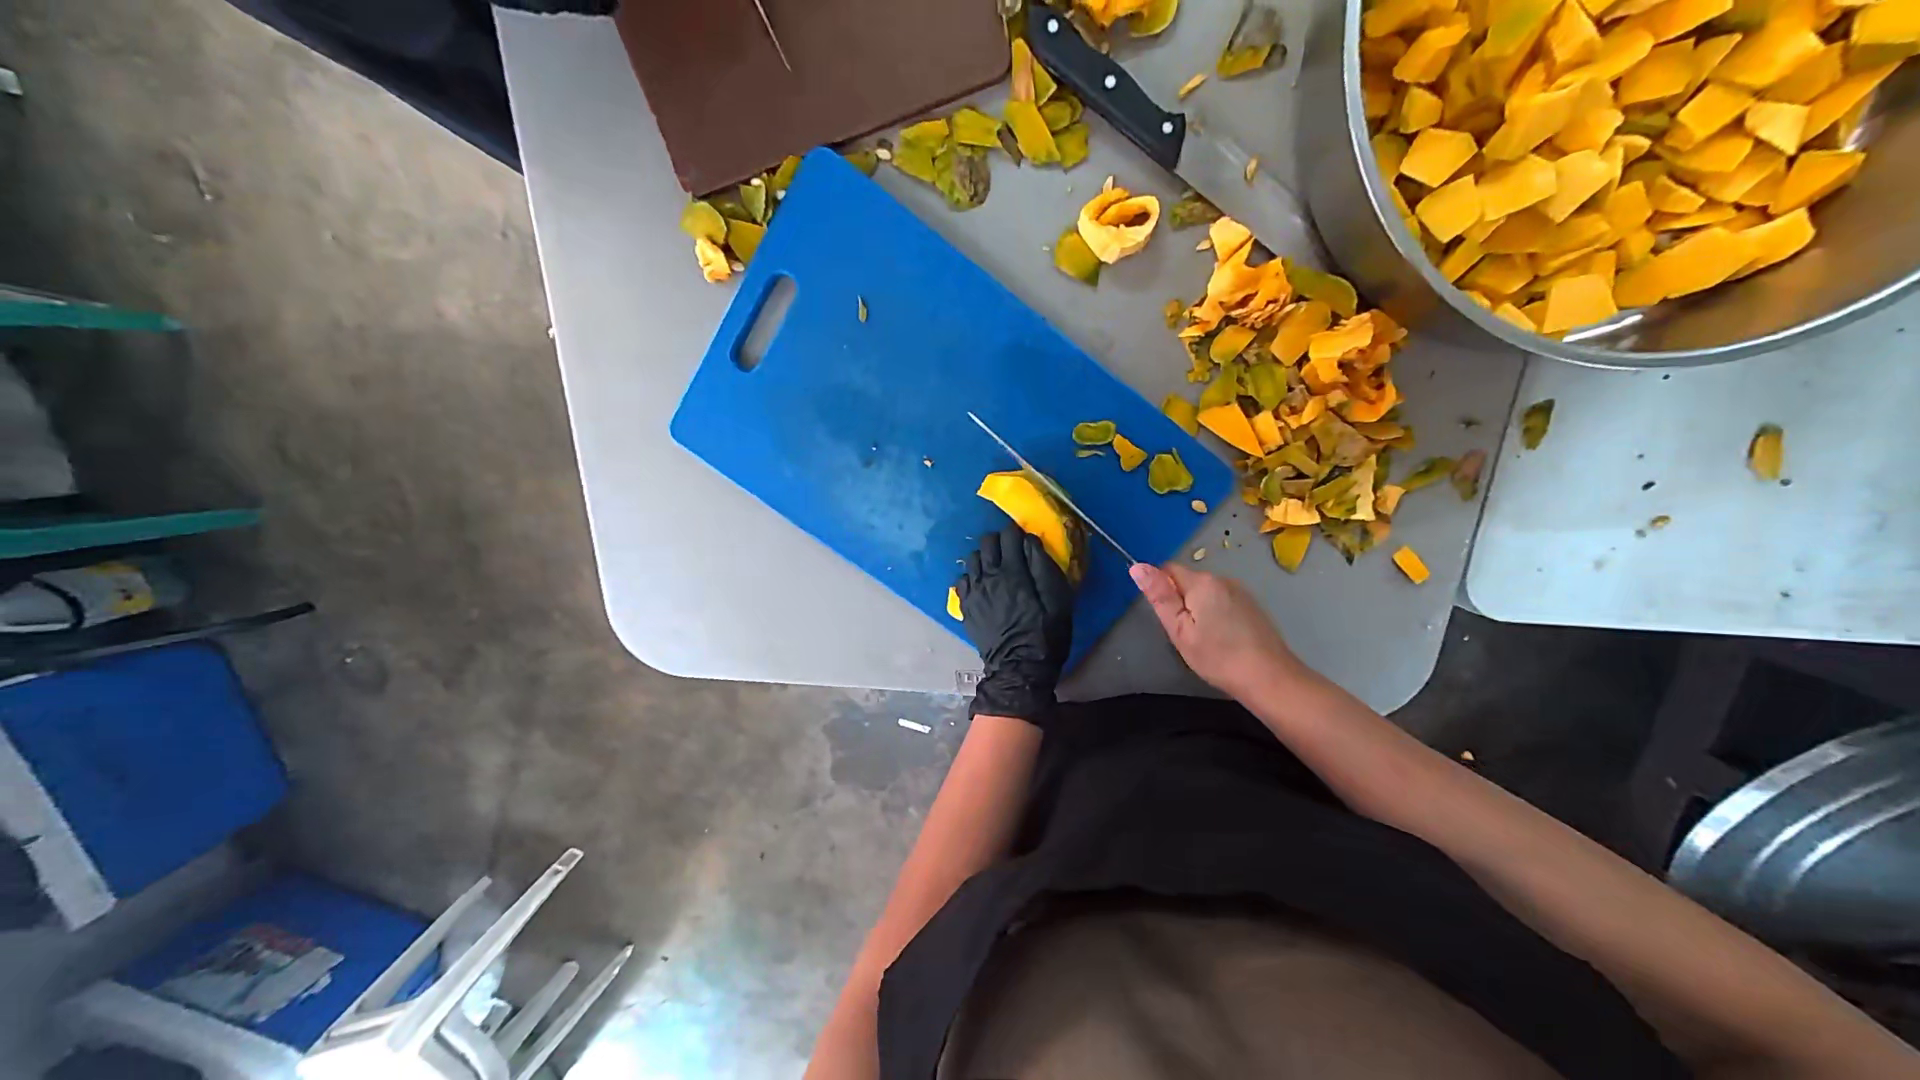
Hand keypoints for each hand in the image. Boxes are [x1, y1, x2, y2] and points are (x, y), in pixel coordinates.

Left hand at [953, 524, 1075, 723]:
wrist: (1019, 667)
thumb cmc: (1045, 634)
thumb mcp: (1057, 600)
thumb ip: (1043, 567)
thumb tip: (1030, 541)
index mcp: (1013, 572)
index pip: (1008, 535)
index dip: (1017, 533)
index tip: (1024, 539)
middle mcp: (988, 576)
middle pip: (986, 542)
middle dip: (999, 541)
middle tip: (1011, 553)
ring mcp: (973, 591)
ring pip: (972, 558)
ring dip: (985, 557)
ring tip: (996, 568)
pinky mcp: (965, 606)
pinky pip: (962, 579)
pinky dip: (972, 576)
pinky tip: (983, 585)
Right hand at [1130, 562, 1297, 695]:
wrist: (1269, 678)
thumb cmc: (1217, 657)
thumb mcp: (1179, 630)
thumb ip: (1160, 596)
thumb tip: (1138, 566)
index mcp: (1202, 582)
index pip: (1168, 569)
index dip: (1161, 590)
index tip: (1168, 617)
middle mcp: (1223, 579)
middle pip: (1188, 582)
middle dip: (1181, 603)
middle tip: (1186, 635)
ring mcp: (1241, 592)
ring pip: (1206, 594)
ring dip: (1199, 610)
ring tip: (1206, 640)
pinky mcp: (1252, 606)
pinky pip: (1223, 602)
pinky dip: (1217, 616)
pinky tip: (1224, 640)